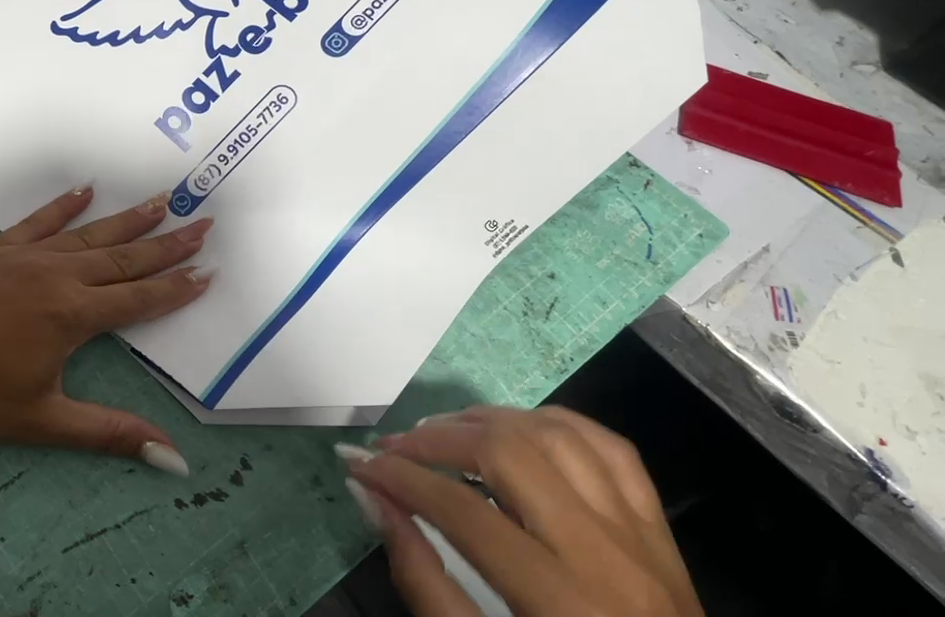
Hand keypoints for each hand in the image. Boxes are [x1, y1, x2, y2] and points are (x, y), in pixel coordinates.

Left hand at [0, 185, 211, 473]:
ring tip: (161, 199)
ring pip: (87, 234)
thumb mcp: (45, 422)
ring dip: (126, 218)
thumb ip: (111, 433)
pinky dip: (63, 205)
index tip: (208, 270)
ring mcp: (24, 257)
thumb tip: (176, 459)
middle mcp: (55, 277)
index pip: (138, 299)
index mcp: (71, 317)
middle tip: (204, 223)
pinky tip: (85, 190)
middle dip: (166, 243)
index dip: (176, 288)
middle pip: (122, 258)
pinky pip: (38, 221)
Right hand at [344, 406, 703, 616]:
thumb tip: (373, 499)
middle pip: (509, 454)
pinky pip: (609, 448)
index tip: (358, 465)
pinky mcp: (660, 530)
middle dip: (436, 439)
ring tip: (444, 432)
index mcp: (563, 603)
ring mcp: (642, 538)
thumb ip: (423, 580)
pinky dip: (554, 423)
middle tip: (394, 447)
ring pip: (557, 436)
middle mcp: (609, 557)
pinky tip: (515, 429)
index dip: (399, 480)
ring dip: (489, 420)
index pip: (463, 512)